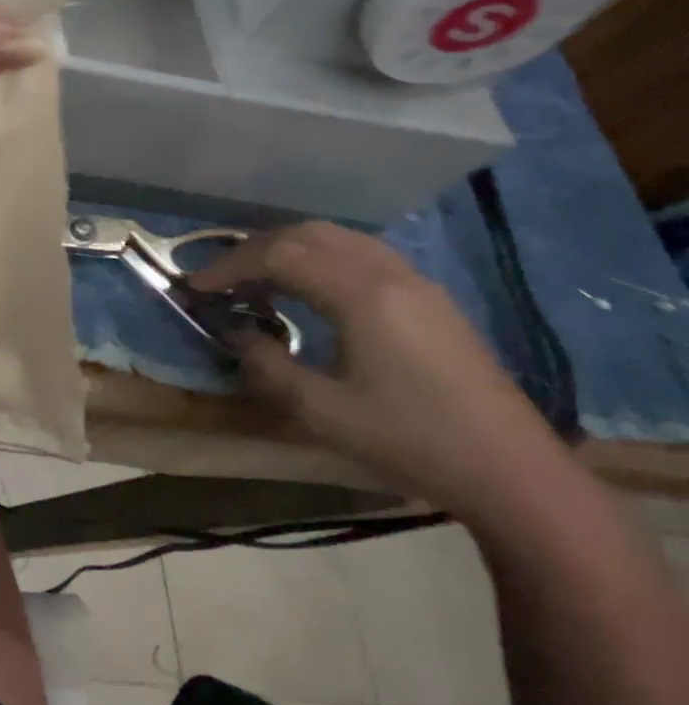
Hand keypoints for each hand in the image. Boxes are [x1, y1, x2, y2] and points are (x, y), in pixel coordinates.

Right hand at [190, 221, 563, 511]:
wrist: (510, 469)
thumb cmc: (409, 440)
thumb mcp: (320, 410)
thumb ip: (267, 365)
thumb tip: (237, 334)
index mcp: (362, 296)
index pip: (281, 256)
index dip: (229, 266)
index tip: (194, 288)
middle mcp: (391, 275)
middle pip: (310, 235)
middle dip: (256, 250)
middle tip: (221, 280)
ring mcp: (417, 284)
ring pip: (340, 240)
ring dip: (290, 251)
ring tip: (257, 284)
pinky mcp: (431, 300)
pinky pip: (363, 256)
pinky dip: (321, 260)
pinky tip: (307, 293)